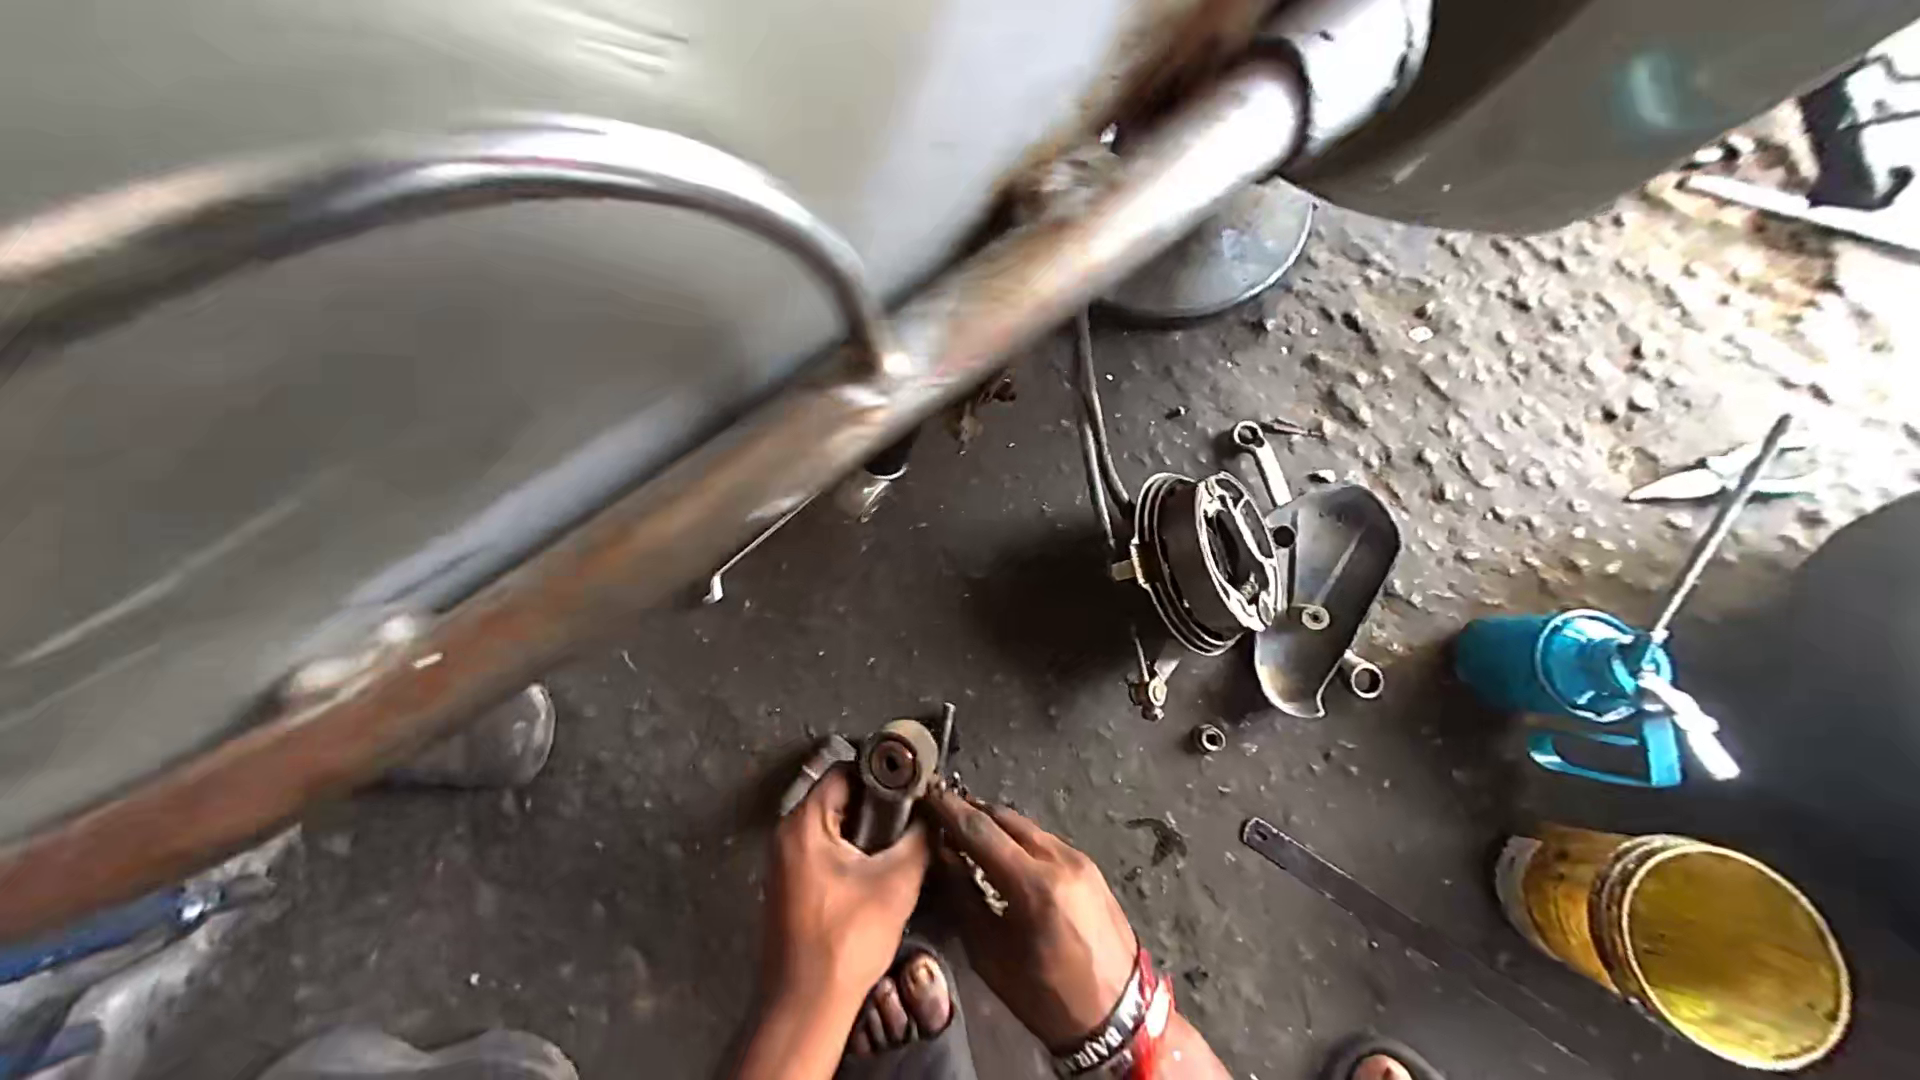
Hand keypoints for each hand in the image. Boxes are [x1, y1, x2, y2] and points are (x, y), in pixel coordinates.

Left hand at [761, 765, 929, 1013]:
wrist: (806, 1006)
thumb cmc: (848, 938)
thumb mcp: (896, 881)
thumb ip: (919, 838)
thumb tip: (933, 814)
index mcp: (804, 823)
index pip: (844, 770)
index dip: (880, 772)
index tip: (910, 782)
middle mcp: (786, 835)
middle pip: (837, 795)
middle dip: (876, 802)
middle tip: (910, 812)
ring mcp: (784, 862)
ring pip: (832, 824)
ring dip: (866, 827)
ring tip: (900, 838)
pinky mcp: (790, 885)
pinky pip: (824, 848)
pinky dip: (851, 848)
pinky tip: (877, 866)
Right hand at [925, 788, 1137, 1048]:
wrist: (1120, 1018)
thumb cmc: (1047, 998)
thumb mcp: (992, 955)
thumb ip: (965, 898)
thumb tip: (943, 854)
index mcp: (1035, 886)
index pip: (982, 831)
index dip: (950, 811)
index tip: (928, 795)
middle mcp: (1059, 859)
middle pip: (1005, 818)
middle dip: (971, 812)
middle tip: (942, 813)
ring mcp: (1078, 859)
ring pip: (1025, 825)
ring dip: (995, 824)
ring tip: (967, 831)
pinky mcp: (1089, 865)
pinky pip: (1044, 839)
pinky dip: (1018, 838)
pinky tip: (1003, 850)